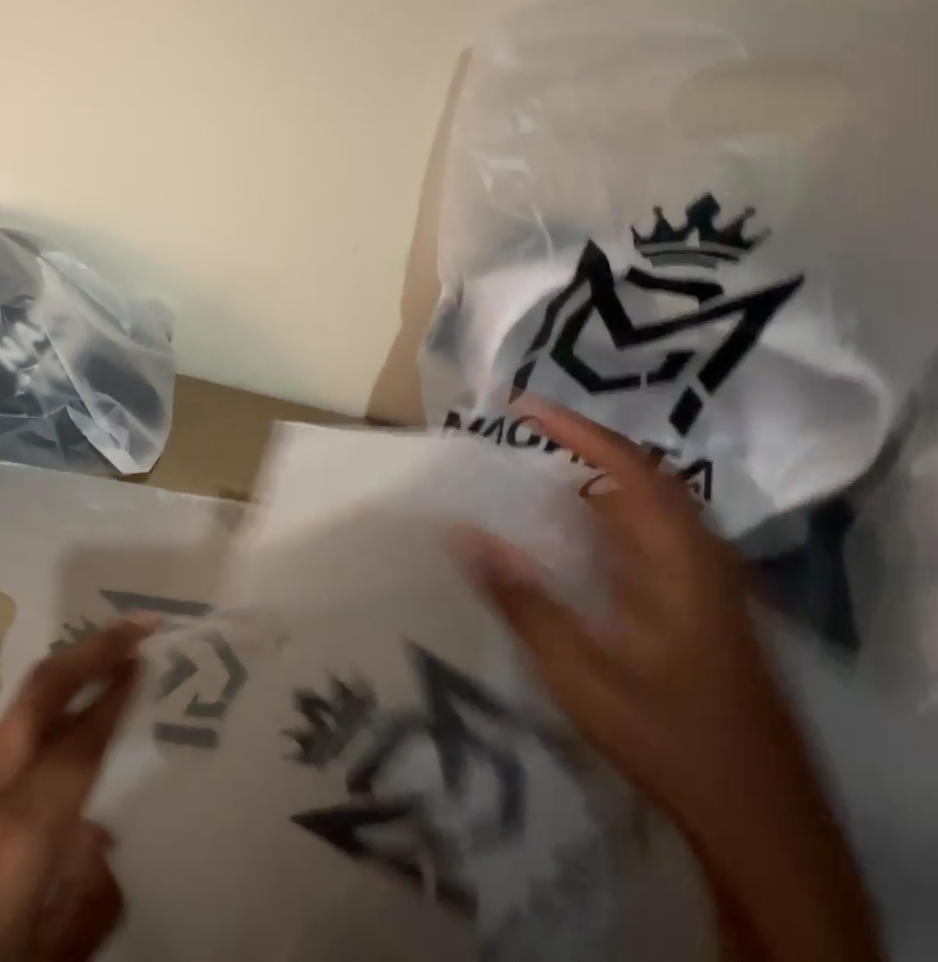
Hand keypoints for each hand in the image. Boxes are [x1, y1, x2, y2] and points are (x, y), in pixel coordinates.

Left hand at [0, 621, 150, 961]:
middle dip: (86, 653)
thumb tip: (99, 839)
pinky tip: (49, 771)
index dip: (114, 695)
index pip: (79, 744)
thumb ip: (86, 897)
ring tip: (99, 681)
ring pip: (14, 721)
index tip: (142, 655)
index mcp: (20, 829)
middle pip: (37, 696)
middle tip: (129, 628)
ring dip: (58, 691)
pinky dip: (32, 738)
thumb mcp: (44, 955)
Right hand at [452, 399, 879, 961]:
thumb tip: (463, 534)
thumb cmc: (666, 734)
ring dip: (594, 486)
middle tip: (520, 439)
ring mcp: (707, 589)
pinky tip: (565, 546)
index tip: (524, 408)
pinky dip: (605, 525)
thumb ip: (524, 600)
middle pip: (647, 484)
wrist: (755, 810)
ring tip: (531, 480)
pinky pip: (649, 545)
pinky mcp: (701, 613)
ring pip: (649, 515)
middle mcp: (702, 564)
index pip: (632, 473)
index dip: (579, 432)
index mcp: (682, 566)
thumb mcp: (580, 670)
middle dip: (584, 450)